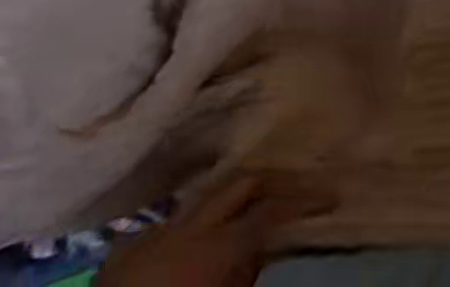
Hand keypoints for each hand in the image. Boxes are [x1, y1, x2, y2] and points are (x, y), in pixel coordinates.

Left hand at [96, 174, 331, 286]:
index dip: (307, 200)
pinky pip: (156, 225)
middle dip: (267, 183)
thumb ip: (249, 266)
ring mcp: (151, 237)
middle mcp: (192, 227)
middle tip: (288, 188)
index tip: (330, 198)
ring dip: (222, 199)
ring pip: (198, 199)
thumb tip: (268, 242)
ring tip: (239, 203)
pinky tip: (183, 231)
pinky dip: (178, 223)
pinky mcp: (118, 255)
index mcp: (222, 240)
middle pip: (239, 186)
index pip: (277, 208)